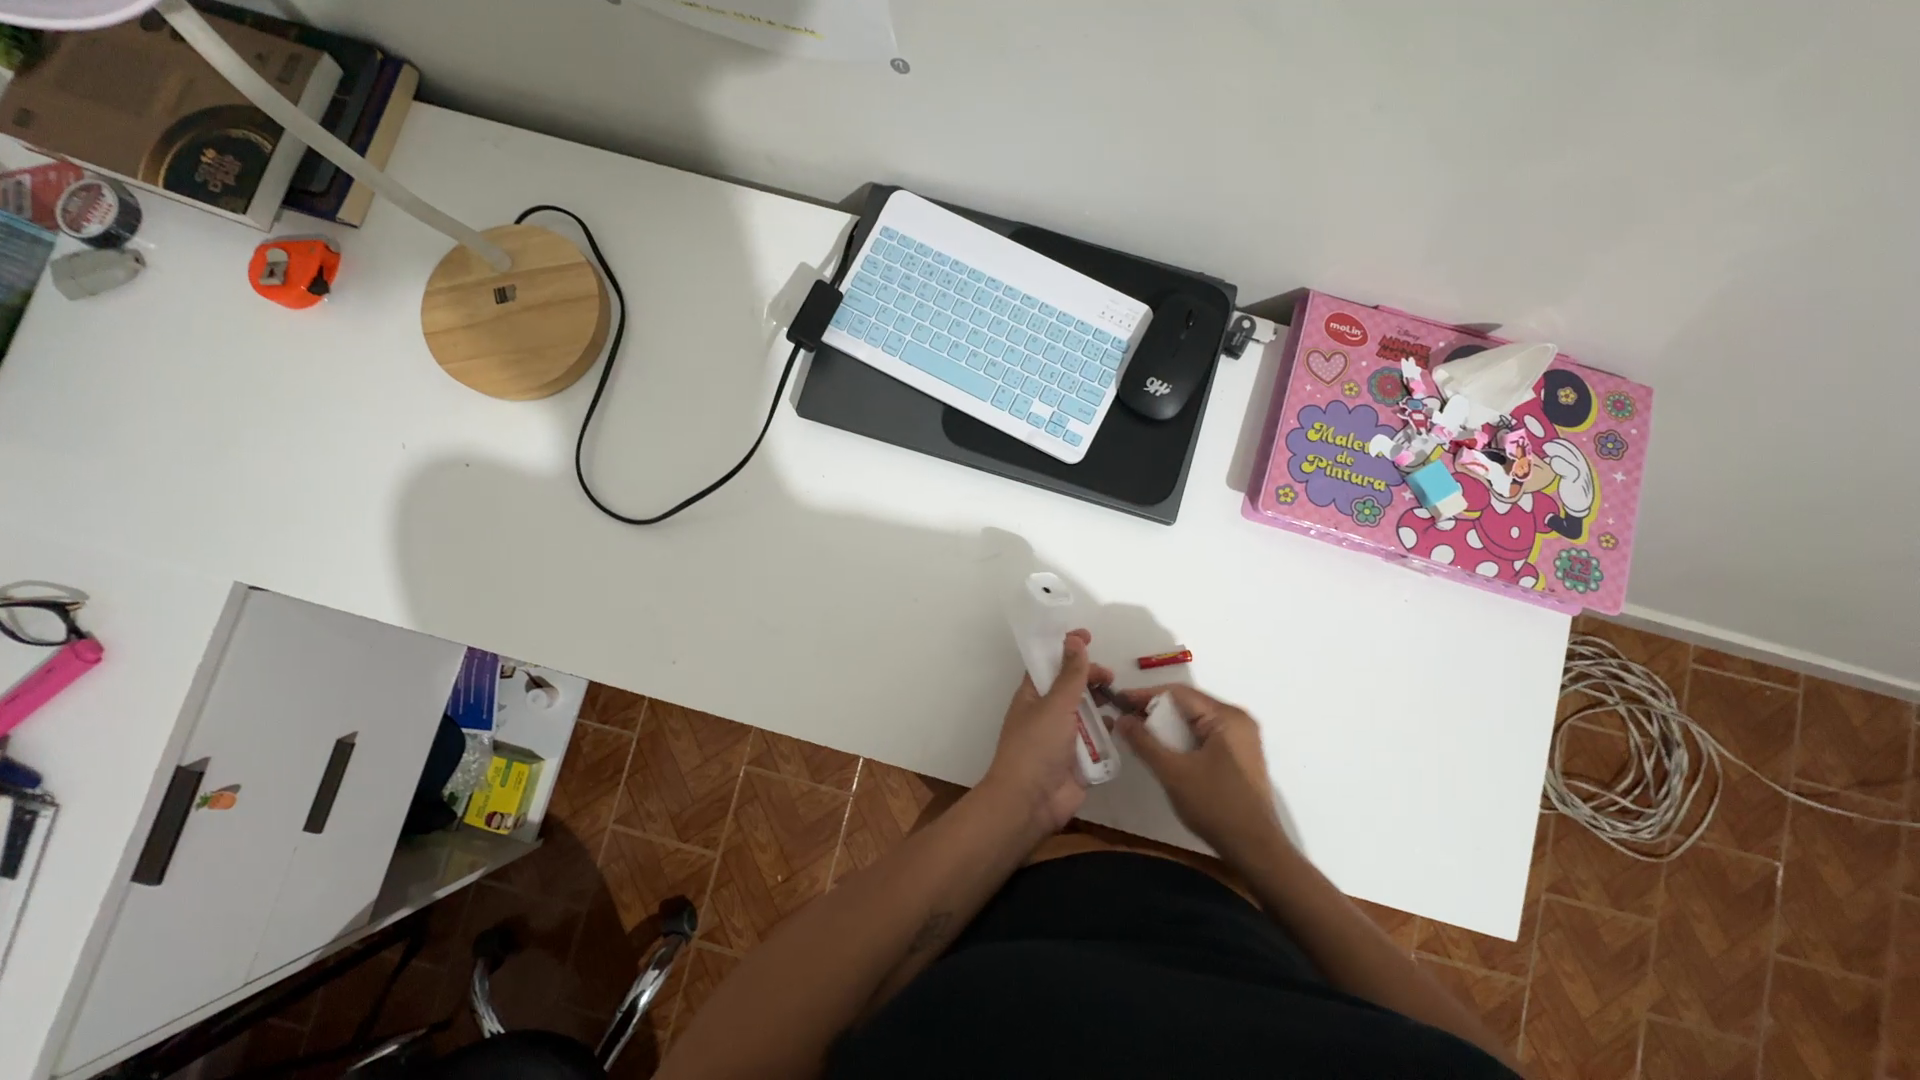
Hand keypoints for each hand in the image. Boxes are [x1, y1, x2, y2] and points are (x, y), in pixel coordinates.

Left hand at [980, 630, 1112, 836]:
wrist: (1030, 802)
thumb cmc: (1036, 747)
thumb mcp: (1054, 705)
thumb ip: (1070, 675)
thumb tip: (1074, 641)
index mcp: (1032, 695)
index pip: (1048, 663)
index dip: (1066, 648)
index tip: (1087, 636)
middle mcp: (1047, 713)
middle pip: (1072, 687)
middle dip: (1090, 678)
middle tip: (1109, 678)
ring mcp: (1063, 737)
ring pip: (1086, 713)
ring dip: (1101, 705)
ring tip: (1118, 700)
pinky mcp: (1079, 759)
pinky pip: (1096, 740)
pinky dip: (1108, 732)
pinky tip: (1119, 726)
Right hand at [1115, 685, 1283, 858]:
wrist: (1254, 848)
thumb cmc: (1214, 805)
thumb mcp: (1173, 772)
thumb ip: (1144, 742)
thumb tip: (1121, 718)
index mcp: (1226, 717)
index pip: (1179, 693)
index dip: (1145, 695)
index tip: (1118, 701)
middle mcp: (1238, 721)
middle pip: (1189, 705)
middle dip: (1155, 711)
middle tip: (1125, 718)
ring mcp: (1242, 739)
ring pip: (1196, 722)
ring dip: (1167, 727)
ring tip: (1139, 734)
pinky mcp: (1240, 757)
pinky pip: (1205, 737)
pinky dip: (1182, 740)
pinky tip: (1164, 751)